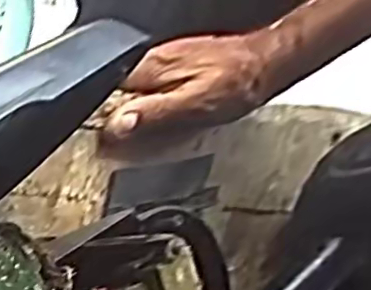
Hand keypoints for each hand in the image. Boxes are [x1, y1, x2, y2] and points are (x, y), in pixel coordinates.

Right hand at [102, 32, 280, 141]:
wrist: (269, 64)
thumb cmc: (237, 85)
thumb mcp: (191, 104)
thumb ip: (150, 114)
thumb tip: (115, 125)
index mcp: (148, 69)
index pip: (102, 102)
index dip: (100, 128)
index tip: (109, 146)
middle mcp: (150, 63)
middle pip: (111, 103)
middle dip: (115, 126)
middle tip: (134, 141)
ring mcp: (160, 66)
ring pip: (126, 102)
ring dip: (131, 121)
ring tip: (151, 131)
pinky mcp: (170, 72)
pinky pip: (143, 98)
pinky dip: (146, 113)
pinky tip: (162, 119)